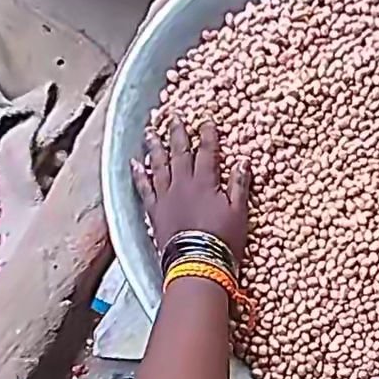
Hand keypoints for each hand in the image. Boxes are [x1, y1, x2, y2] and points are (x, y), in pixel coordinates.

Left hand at [132, 120, 249, 257]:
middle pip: (179, 153)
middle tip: (174, 116)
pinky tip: (134, 163)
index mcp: (205, 182)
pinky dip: (139, 174)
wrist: (196, 263)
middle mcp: (183, 184)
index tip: (206, 120)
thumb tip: (243, 162)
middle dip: (178, 133)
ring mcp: (165, 196)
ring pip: (158, 165)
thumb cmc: (222, 240)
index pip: (207, 152)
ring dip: (154, 146)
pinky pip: (144, 188)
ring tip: (150, 131)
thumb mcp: (239, 213)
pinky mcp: (154, 211)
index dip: (207, 135)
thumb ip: (239, 186)